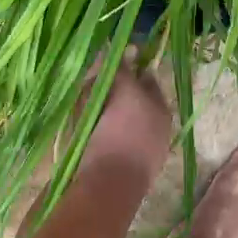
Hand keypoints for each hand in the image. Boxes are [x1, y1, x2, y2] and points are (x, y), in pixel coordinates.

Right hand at [82, 51, 172, 181]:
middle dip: (110, 84)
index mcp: (161, 112)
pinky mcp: (107, 163)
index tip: (110, 55)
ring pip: (110, 115)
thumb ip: (122, 69)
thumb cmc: (122, 136)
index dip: (131, 64)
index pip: (147, 79)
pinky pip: (97, 133)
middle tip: (91, 74)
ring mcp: (128, 149)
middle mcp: (150, 131)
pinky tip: (76, 119)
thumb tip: (120, 46)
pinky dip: (88, 123)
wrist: (104, 190)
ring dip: (96, 103)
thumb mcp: (126, 93)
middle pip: (128, 97)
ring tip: (81, 94)